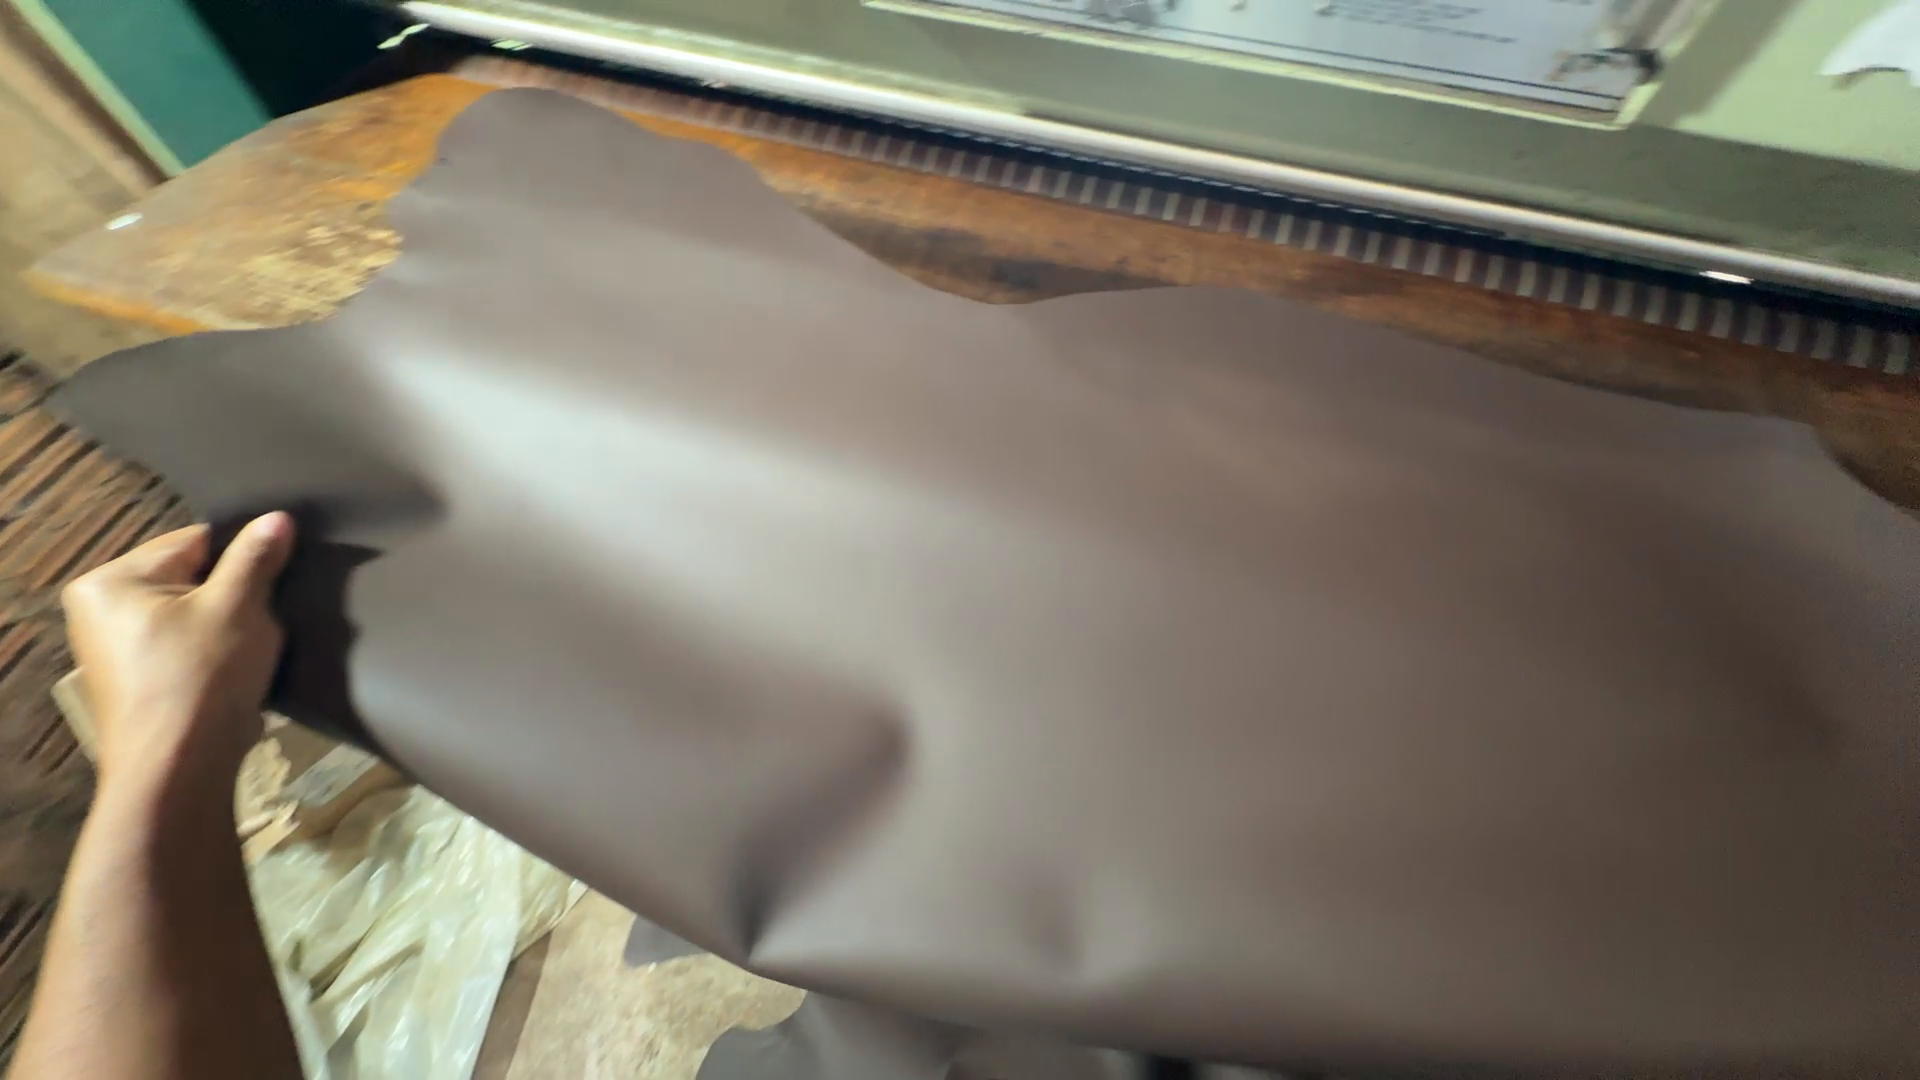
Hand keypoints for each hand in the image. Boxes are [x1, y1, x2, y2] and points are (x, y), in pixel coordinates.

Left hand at [61, 512, 295, 786]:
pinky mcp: (138, 673)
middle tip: (271, 611)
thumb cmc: (203, 673)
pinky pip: (188, 638)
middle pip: (194, 574)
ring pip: (195, 608)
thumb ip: (257, 558)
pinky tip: (238, 662)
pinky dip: (219, 644)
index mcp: (111, 581)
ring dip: (233, 619)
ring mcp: (115, 643)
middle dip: (238, 590)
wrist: (180, 759)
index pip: (196, 541)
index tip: (279, 576)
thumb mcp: (240, 606)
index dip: (245, 556)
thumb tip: (278, 517)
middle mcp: (99, 606)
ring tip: (258, 639)